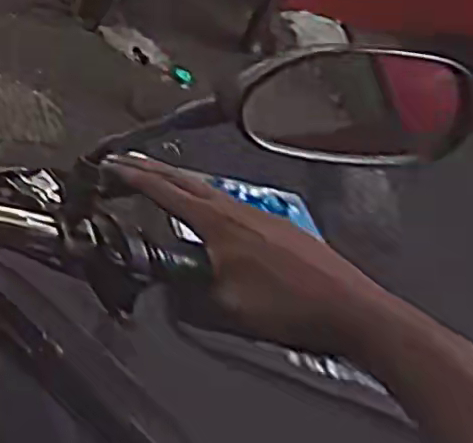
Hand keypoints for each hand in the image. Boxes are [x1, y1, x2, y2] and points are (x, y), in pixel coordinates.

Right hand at [103, 155, 401, 355]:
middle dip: (147, 166)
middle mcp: (234, 209)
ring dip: (174, 178)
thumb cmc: (297, 309)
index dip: (132, 176)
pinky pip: (225, 199)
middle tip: (123, 158)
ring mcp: (258, 214)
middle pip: (180, 179)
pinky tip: (205, 205)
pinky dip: (200, 193)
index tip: (110, 165)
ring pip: (203, 187)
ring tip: (157, 175)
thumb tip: (165, 292)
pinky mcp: (277, 225)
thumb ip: (188, 296)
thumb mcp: (228, 309)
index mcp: (216, 222)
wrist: (362, 315)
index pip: (162, 190)